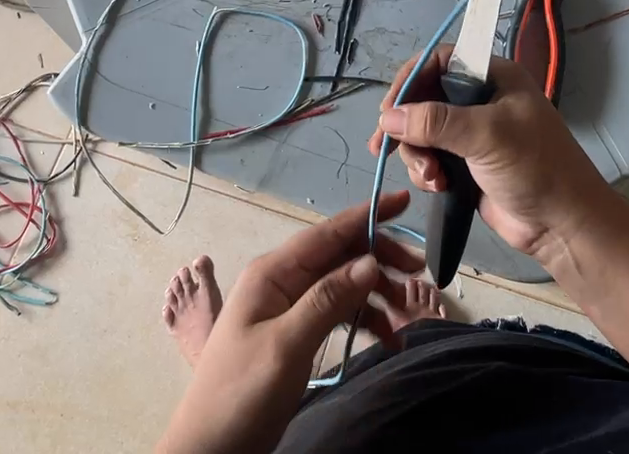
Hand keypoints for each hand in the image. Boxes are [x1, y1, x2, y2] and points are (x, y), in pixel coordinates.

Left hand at [157, 191, 425, 453]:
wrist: (208, 452)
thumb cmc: (241, 394)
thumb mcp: (286, 346)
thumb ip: (327, 299)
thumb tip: (370, 259)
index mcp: (274, 272)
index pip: (328, 232)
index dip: (368, 215)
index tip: (405, 200)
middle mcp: (282, 280)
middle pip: (340, 256)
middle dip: (380, 260)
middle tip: (419, 276)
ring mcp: (289, 307)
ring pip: (343, 284)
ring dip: (377, 294)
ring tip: (408, 316)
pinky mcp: (296, 333)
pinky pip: (338, 312)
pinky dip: (364, 320)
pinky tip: (386, 338)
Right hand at [367, 48, 614, 259]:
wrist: (564, 226)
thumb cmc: (535, 167)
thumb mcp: (486, 135)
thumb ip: (436, 122)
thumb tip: (387, 118)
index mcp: (493, 77)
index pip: (439, 62)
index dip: (411, 81)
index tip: (389, 110)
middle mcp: (481, 100)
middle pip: (425, 99)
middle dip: (409, 126)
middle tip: (388, 148)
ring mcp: (473, 134)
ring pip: (423, 132)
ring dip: (417, 154)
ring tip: (432, 177)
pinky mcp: (466, 165)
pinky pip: (431, 158)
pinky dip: (426, 171)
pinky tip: (437, 187)